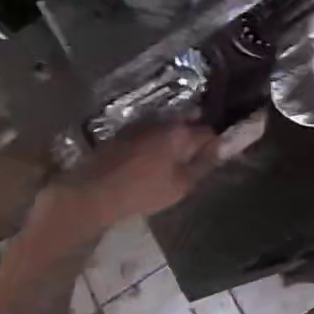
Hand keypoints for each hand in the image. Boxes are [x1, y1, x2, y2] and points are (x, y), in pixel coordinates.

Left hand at [57, 122, 219, 225]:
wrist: (93, 192)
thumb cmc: (142, 191)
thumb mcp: (180, 185)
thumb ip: (203, 165)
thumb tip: (220, 151)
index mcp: (179, 132)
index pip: (208, 132)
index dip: (216, 143)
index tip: (217, 156)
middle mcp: (161, 121)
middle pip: (187, 125)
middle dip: (194, 138)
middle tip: (196, 159)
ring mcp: (140, 125)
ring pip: (166, 128)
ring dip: (174, 140)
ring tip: (175, 161)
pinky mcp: (123, 133)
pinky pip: (149, 133)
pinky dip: (156, 143)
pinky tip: (152, 160)